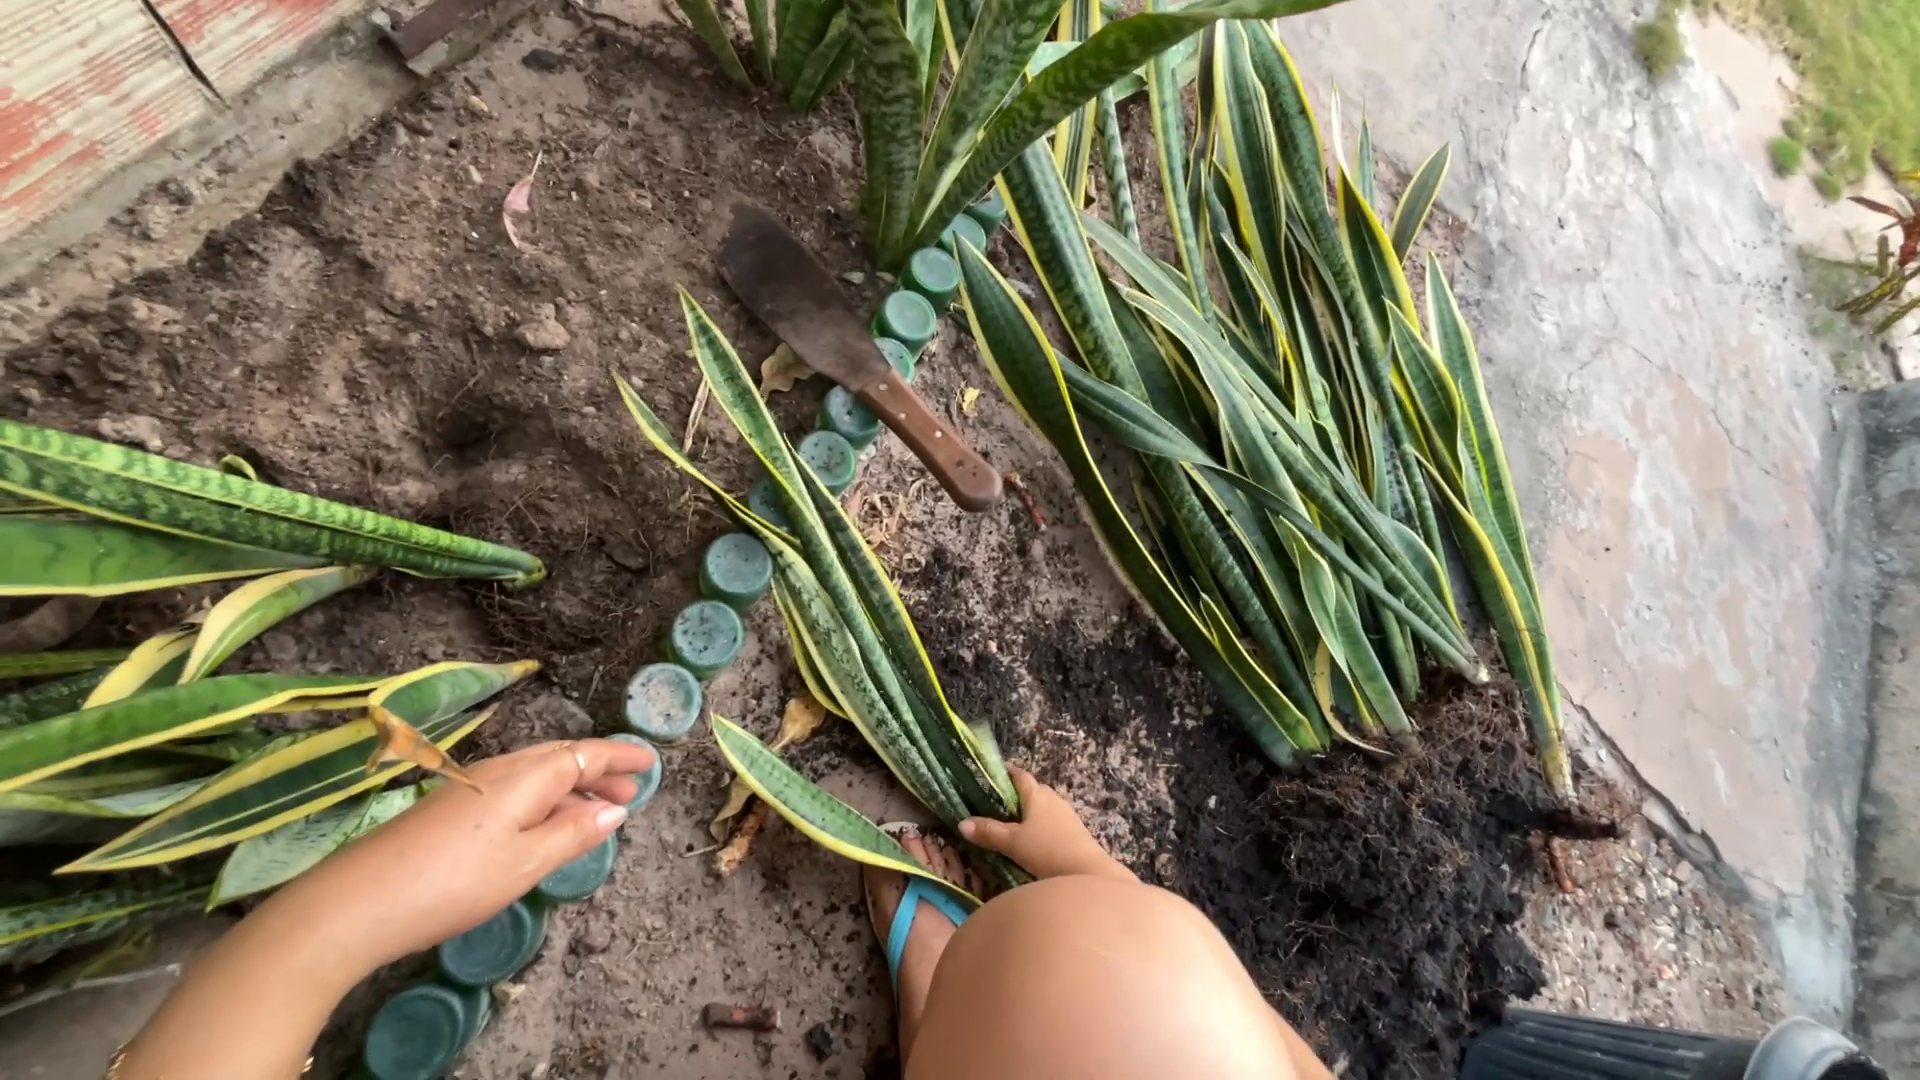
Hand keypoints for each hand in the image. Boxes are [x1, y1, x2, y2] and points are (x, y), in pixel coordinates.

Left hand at [260, 737, 655, 973]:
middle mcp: (503, 770)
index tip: (651, 761)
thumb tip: (615, 810)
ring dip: (573, 788)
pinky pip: (516, 789)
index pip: (587, 754)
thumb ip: (574, 833)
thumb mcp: (526, 863)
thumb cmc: (452, 882)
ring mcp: (473, 786)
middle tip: (630, 793)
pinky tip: (544, 827)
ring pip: (538, 774)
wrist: (351, 905)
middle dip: (600, 772)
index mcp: (527, 776)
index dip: (621, 757)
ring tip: (596, 813)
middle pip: (563, 758)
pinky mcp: (452, 808)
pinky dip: (545, 800)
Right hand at [958, 766, 1133, 882]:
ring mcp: (1067, 815)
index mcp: (1037, 794)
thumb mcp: (1013, 842)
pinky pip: (1053, 821)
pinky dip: (1041, 826)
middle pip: (1033, 790)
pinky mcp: (1075, 832)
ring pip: (1044, 807)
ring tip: (1012, 825)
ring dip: (1030, 812)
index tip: (992, 776)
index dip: (1006, 773)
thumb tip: (962, 823)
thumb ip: (989, 832)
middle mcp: (1053, 799)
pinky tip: (1033, 841)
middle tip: (997, 805)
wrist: (1088, 874)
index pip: (1020, 775)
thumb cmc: (1047, 851)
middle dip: (1016, 795)